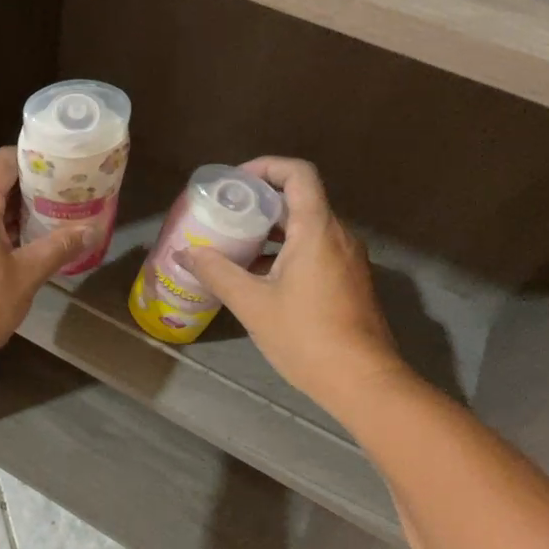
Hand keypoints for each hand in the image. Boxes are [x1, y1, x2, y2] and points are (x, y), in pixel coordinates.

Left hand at [0, 147, 92, 370]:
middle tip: (66, 196)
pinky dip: (0, 229)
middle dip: (31, 188)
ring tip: (52, 220)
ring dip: (16, 212)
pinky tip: (24, 247)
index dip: (33, 158)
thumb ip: (59, 247)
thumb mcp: (27, 275)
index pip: (3, 161)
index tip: (62, 166)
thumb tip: (92, 228)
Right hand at [180, 157, 402, 398]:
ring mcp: (349, 259)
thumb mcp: (252, 303)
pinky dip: (286, 251)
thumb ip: (216, 272)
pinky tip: (258, 277)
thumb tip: (184, 252)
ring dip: (271, 230)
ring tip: (234, 244)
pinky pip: (316, 250)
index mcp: (317, 229)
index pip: (298, 174)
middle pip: (300, 199)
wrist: (364, 382)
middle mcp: (338, 235)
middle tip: (224, 214)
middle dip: (260, 202)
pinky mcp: (350, 281)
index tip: (234, 182)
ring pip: (307, 227)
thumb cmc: (306, 336)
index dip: (265, 167)